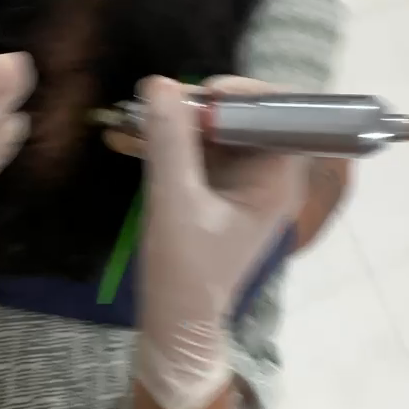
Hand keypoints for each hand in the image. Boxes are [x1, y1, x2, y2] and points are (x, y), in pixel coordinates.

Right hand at [136, 75, 305, 408]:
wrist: (175, 324)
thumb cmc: (184, 273)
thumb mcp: (174, 203)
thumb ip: (169, 143)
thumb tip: (159, 84)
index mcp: (277, 179)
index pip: (279, 114)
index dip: (242, 95)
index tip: (199, 95)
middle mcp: (267, 175)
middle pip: (244, 117)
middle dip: (200, 107)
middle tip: (156, 104)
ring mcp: (241, 184)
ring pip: (216, 133)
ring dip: (177, 124)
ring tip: (133, 119)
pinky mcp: (216, 192)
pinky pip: (197, 153)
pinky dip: (168, 145)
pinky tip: (128, 139)